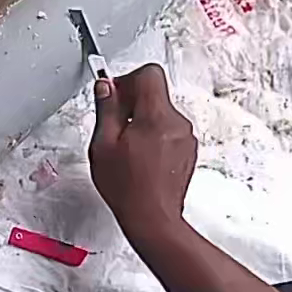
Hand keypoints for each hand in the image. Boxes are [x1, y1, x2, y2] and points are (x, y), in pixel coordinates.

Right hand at [89, 63, 196, 241]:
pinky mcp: (188, 151)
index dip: (127, 80)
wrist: (152, 218)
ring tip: (125, 149)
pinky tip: (139, 158)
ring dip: (142, 123)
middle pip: (155, 94)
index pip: (149, 74)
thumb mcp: (103, 145)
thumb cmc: (128, 188)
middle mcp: (177, 123)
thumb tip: (106, 87)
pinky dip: (154, 138)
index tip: (114, 95)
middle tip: (114, 126)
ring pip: (161, 114)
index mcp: (156, 116)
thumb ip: (106, 110)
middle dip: (132, 104)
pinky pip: (168, 132)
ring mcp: (186, 138)